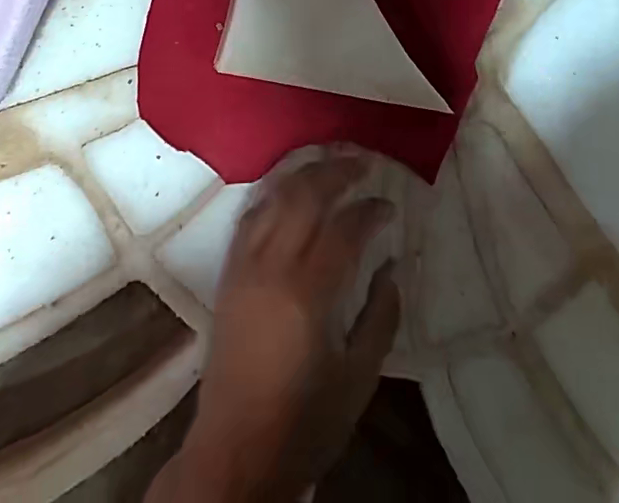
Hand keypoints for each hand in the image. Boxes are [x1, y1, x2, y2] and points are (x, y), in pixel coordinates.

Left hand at [149, 155, 399, 501]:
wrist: (234, 455)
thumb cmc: (305, 421)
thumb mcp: (360, 374)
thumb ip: (382, 313)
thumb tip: (391, 265)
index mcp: (309, 293)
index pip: (346, 227)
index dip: (372, 210)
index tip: (390, 207)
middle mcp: (271, 269)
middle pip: (304, 196)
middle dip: (337, 172)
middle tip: (363, 163)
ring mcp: (243, 270)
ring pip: (272, 199)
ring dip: (303, 175)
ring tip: (329, 164)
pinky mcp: (227, 279)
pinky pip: (249, 219)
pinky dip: (272, 195)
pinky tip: (288, 190)